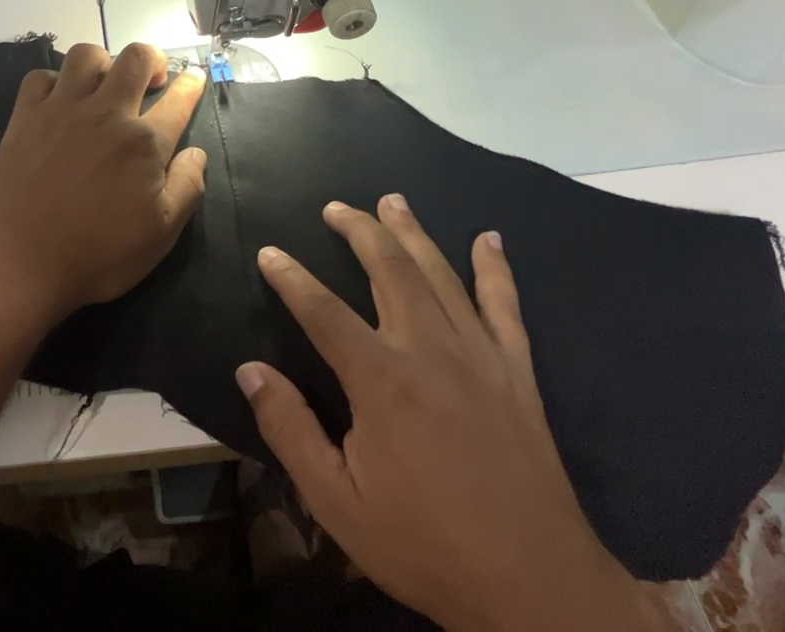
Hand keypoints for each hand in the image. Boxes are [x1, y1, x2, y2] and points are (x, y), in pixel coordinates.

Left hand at [0, 43, 206, 321]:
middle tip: (152, 80)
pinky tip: (59, 100)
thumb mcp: (161, 234)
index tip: (194, 77)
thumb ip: (187, 187)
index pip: (178, 100)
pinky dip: (54, 80)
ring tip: (104, 83)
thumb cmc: (98, 255)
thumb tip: (197, 153)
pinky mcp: (24, 117)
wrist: (21, 260)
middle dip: (152, 59)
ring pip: (86, 55)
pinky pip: (40, 77)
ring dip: (103, 62)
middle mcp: (105, 114)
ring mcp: (61, 110)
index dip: (191, 85)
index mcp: (144, 142)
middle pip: (134, 59)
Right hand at [236, 197, 670, 631]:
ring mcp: (481, 356)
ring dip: (413, 234)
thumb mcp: (336, 501)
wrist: (534, 583)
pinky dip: (495, 269)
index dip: (291, 278)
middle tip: (335, 207)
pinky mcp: (518, 373)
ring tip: (392, 201)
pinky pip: (506, 307)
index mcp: (380, 380)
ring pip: (441, 275)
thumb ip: (290, 430)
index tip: (269, 253)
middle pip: (389, 271)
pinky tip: (489, 240)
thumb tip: (250, 370)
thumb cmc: (424, 543)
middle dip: (358, 232)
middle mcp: (430, 350)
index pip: (323, 311)